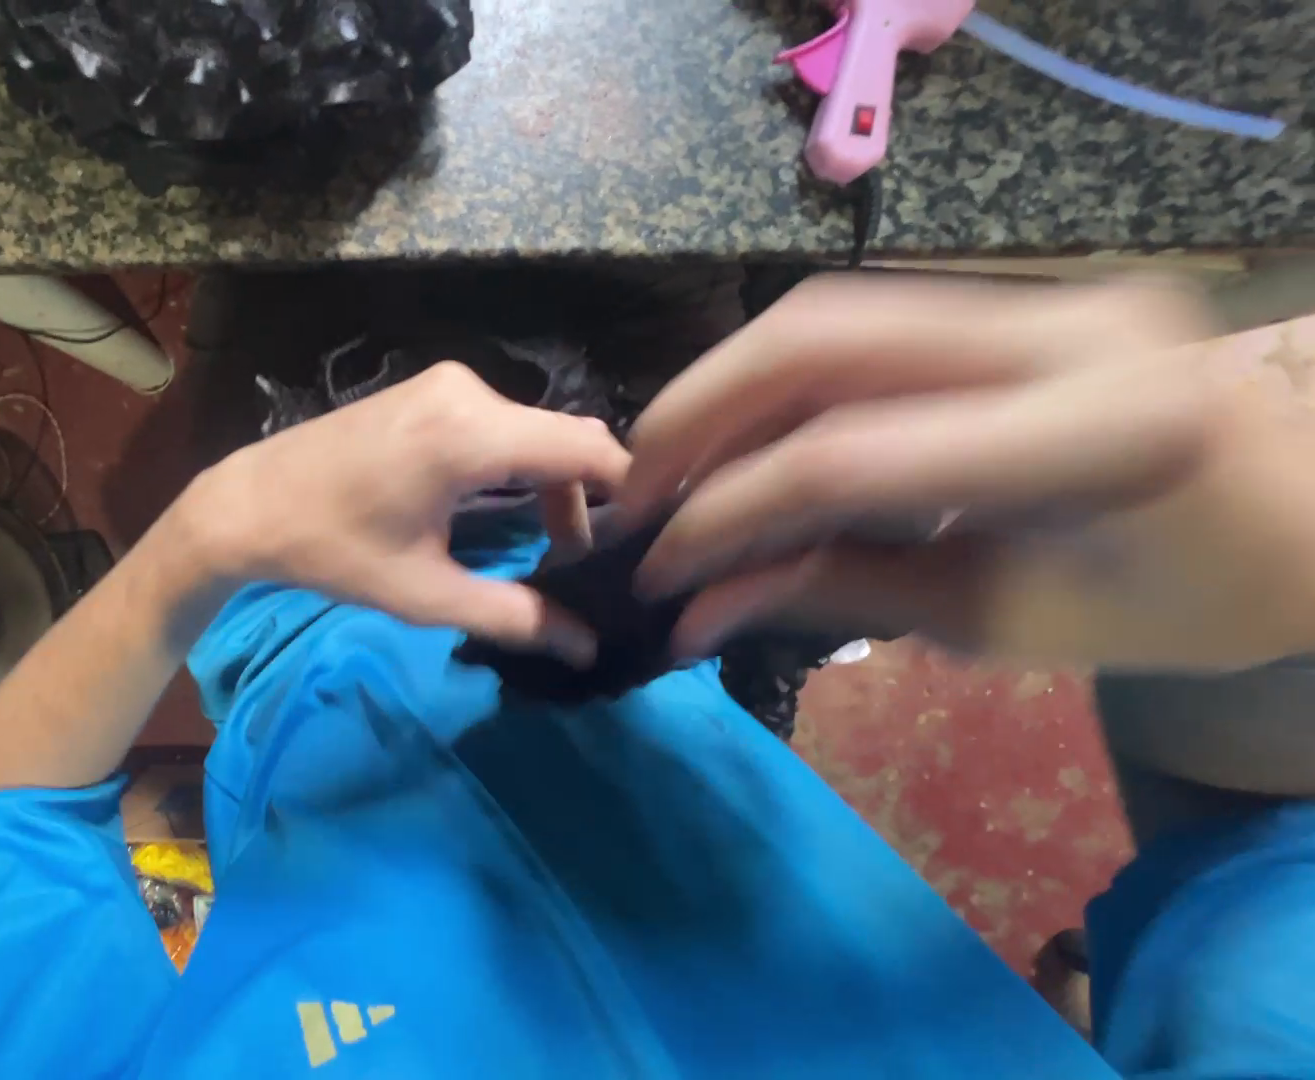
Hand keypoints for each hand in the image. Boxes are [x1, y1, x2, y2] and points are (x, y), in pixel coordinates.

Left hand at [168, 362, 629, 662]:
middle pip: (567, 438)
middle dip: (587, 500)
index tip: (640, 546)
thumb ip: (513, 616)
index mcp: (472, 435)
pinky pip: (501, 423)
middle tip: (586, 564)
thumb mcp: (425, 593)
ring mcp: (447, 384)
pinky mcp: (429, 391)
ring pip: (534, 431)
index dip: (630, 496)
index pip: (591, 451)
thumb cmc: (333, 551)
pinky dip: (517, 463)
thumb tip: (586, 646)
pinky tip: (504, 509)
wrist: (249, 503)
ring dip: (550, 484)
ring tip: (548, 547)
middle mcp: (469, 392)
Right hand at [620, 276, 1314, 670]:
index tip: (655, 570)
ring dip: (713, 395)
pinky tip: (728, 438)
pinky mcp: (995, 301)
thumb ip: (832, 595)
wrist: (1313, 512)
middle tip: (630, 493)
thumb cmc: (1179, 600)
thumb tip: (688, 611)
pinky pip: (841, 328)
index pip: (844, 461)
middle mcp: (1057, 332)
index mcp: (1094, 437)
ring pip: (812, 319)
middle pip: (811, 343)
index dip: (725, 515)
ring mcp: (1027, 298)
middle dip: (692, 419)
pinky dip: (760, 386)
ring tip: (662, 467)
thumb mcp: (998, 624)